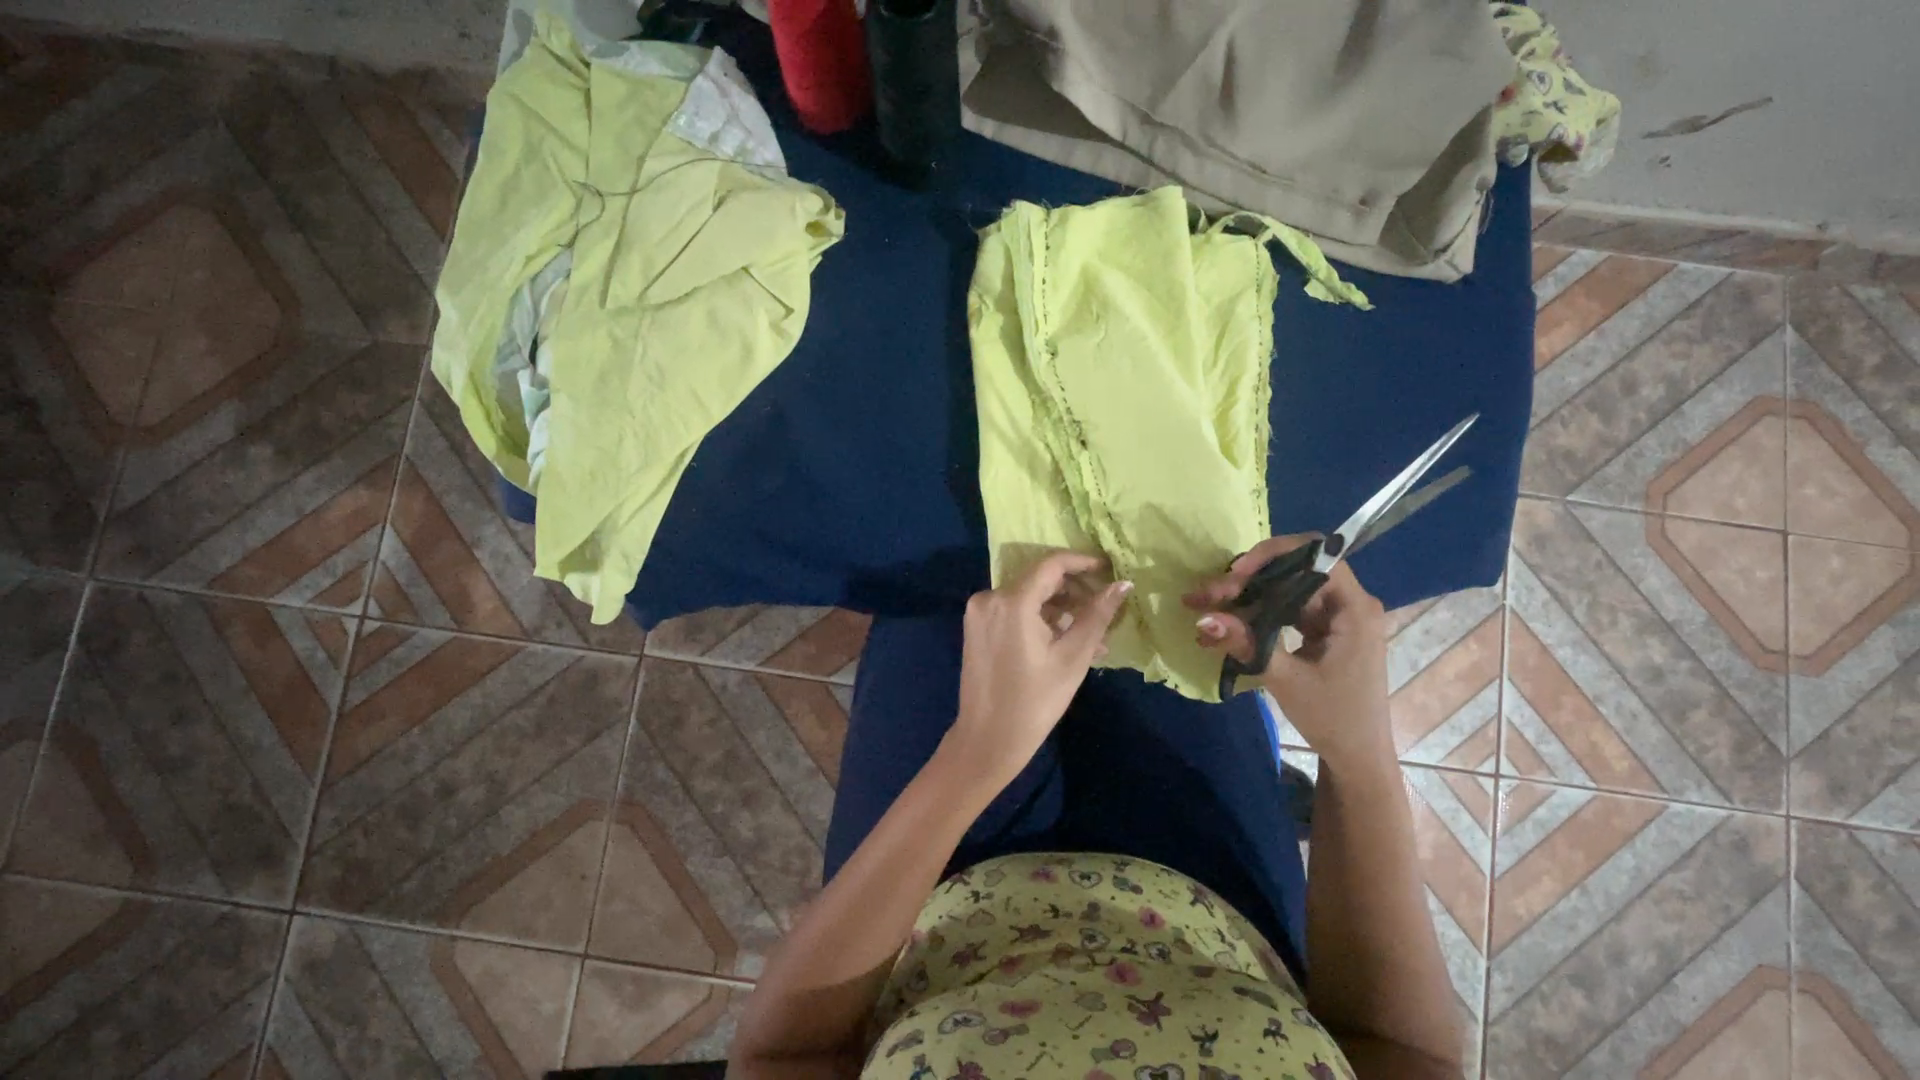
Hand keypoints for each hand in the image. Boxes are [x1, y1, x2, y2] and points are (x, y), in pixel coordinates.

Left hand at [947, 551, 1132, 784]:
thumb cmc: (1035, 702)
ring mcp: (979, 612)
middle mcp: (989, 597)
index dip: (1083, 562)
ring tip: (1094, 634)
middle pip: (1040, 579)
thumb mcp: (1073, 657)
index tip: (1109, 568)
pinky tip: (1066, 640)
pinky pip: (1014, 611)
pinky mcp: (977, 627)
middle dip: (1075, 590)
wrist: (988, 739)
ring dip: (1061, 608)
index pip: (1052, 564)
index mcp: (1012, 601)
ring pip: (1029, 596)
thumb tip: (1122, 584)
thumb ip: (1097, 615)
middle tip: (1106, 608)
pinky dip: (1040, 619)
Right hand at [1184, 535, 1393, 769]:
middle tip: (1207, 595)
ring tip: (1208, 607)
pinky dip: (1259, 613)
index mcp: (1354, 609)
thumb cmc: (1333, 719)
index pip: (1316, 555)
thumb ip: (1247, 644)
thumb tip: (1203, 618)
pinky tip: (1228, 624)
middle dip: (1249, 578)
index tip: (1236, 574)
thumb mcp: (1286, 680)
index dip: (1273, 555)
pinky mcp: (1325, 632)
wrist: (1358, 757)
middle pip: (1296, 570)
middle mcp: (1350, 604)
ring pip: (1287, 589)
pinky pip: (1289, 609)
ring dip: (1248, 595)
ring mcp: (1337, 618)